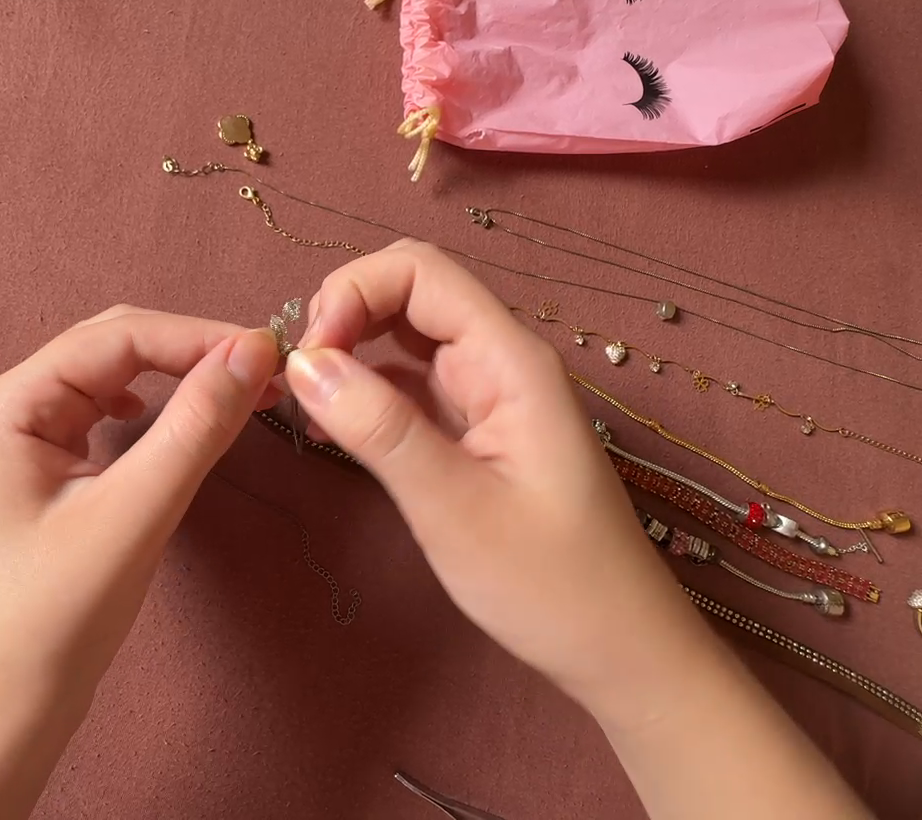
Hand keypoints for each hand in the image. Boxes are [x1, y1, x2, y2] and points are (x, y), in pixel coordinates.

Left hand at [0, 306, 279, 819]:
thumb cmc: (53, 619)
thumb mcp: (132, 515)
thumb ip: (195, 426)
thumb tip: (254, 351)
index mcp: (11, 401)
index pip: (121, 335)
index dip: (200, 335)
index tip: (270, 352)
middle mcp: (10, 400)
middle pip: (115, 343)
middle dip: (191, 349)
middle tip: (263, 370)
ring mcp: (23, 430)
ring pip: (113, 371)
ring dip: (177, 372)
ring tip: (234, 388)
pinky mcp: (43, 459)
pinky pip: (105, 406)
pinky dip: (154, 401)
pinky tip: (166, 416)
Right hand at [284, 243, 869, 819]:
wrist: (618, 649)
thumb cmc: (551, 584)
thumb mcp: (456, 509)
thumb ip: (380, 429)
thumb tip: (303, 363)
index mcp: (508, 360)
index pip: (421, 272)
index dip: (355, 291)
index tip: (312, 354)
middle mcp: (496, 358)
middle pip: (410, 288)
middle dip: (347, 309)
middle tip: (304, 371)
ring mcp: (484, 389)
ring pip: (404, 330)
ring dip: (350, 344)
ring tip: (308, 395)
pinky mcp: (470, 423)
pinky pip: (407, 379)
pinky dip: (363, 386)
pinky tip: (332, 422)